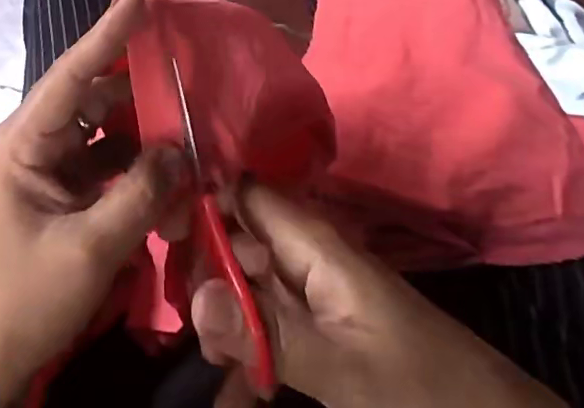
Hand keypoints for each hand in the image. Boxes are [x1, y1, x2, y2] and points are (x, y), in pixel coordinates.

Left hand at [0, 0, 189, 407]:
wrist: (0, 364)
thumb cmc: (30, 300)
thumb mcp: (90, 247)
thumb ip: (141, 192)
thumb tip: (182, 148)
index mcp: (26, 143)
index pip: (72, 75)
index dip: (106, 34)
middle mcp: (40, 142)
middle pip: (96, 95)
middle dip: (140, 82)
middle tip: (184, 61)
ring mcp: (56, 164)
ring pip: (110, 126)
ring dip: (147, 125)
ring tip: (189, 114)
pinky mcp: (72, 187)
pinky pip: (115, 157)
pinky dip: (143, 159)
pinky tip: (175, 164)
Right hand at [192, 183, 564, 407]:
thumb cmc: (421, 386)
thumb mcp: (343, 369)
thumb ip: (268, 333)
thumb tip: (195, 294)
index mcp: (318, 245)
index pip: (249, 195)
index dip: (206, 201)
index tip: (161, 231)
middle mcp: (312, 259)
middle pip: (242, 243)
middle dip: (208, 277)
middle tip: (192, 331)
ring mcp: (318, 297)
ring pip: (252, 290)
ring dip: (226, 323)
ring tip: (214, 369)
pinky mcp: (325, 332)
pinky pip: (273, 330)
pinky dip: (252, 357)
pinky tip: (239, 392)